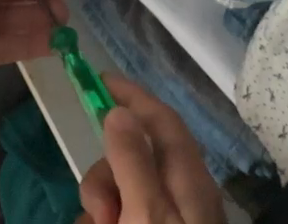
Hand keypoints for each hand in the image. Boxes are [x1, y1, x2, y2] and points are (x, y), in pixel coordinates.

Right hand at [78, 74, 223, 223]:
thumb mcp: (146, 212)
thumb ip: (132, 162)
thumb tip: (119, 111)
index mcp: (189, 177)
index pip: (161, 118)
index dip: (131, 94)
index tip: (98, 78)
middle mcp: (182, 191)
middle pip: (132, 157)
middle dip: (104, 176)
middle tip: (100, 211)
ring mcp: (171, 216)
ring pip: (120, 187)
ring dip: (101, 203)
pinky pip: (122, 212)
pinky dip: (106, 219)